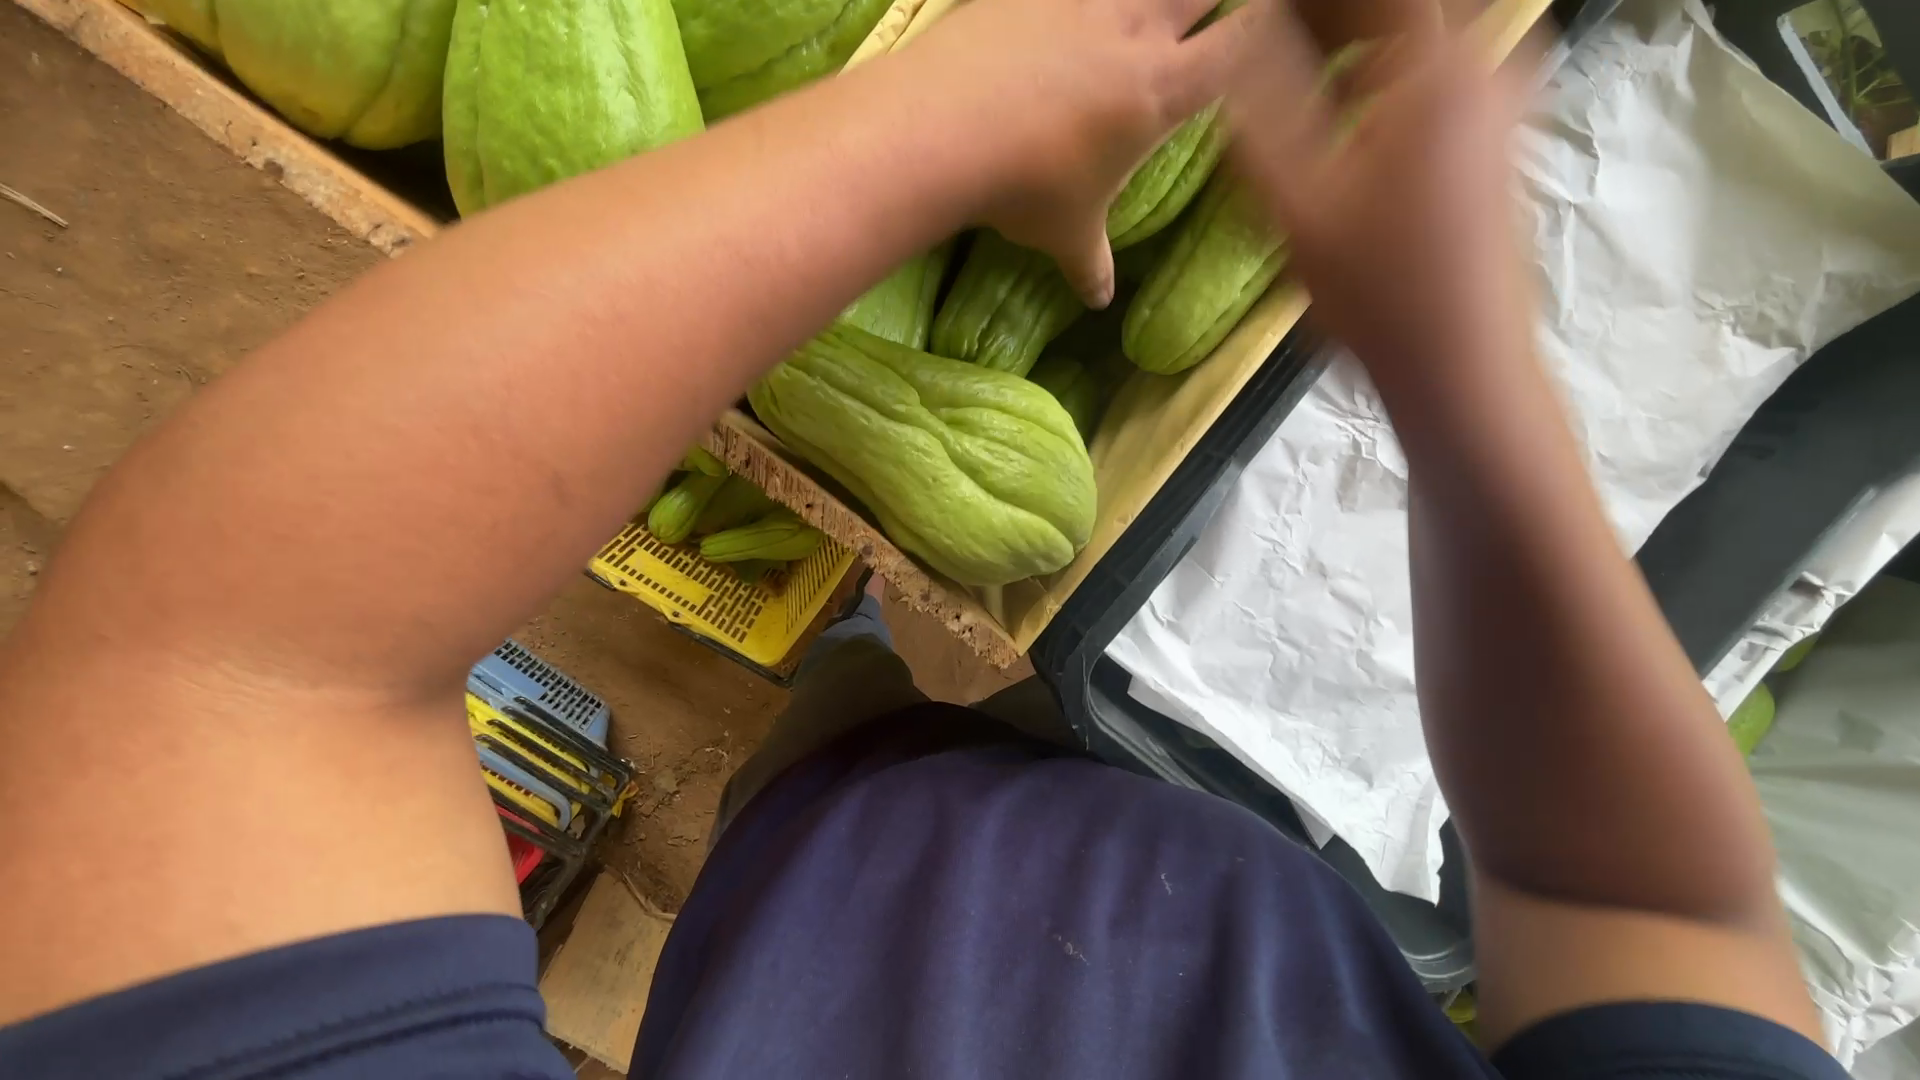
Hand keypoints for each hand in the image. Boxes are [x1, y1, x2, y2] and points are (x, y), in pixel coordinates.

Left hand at [909, 0, 1255, 306]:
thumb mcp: (1065, 234)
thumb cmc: (1024, 189)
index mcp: (1162, 91)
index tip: (1285, 21)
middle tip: (1205, 13)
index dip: (1272, 25)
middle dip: (1212, 0)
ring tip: (1139, 14)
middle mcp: (1136, 28)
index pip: (1246, 44)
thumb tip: (1100, 301)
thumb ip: (1090, 263)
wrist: (944, 130)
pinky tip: (1066, 6)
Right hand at [1226, 1, 1532, 392]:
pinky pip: (1447, 64)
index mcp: (1439, 67)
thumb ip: (1259, 114)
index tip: (1263, 16)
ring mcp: (1506, 97)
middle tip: (1280, 38)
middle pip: (1407, 11)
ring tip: (1306, 58)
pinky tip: (1353, 104)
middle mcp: (1489, 61)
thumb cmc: (1377, 292)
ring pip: (1431, 33)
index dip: (1313, 8)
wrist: (1460, 362)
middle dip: (1339, 21)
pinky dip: (1396, 66)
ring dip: (1367, 39)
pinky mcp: (1505, 132)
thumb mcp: (1297, 205)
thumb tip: (1236, 42)